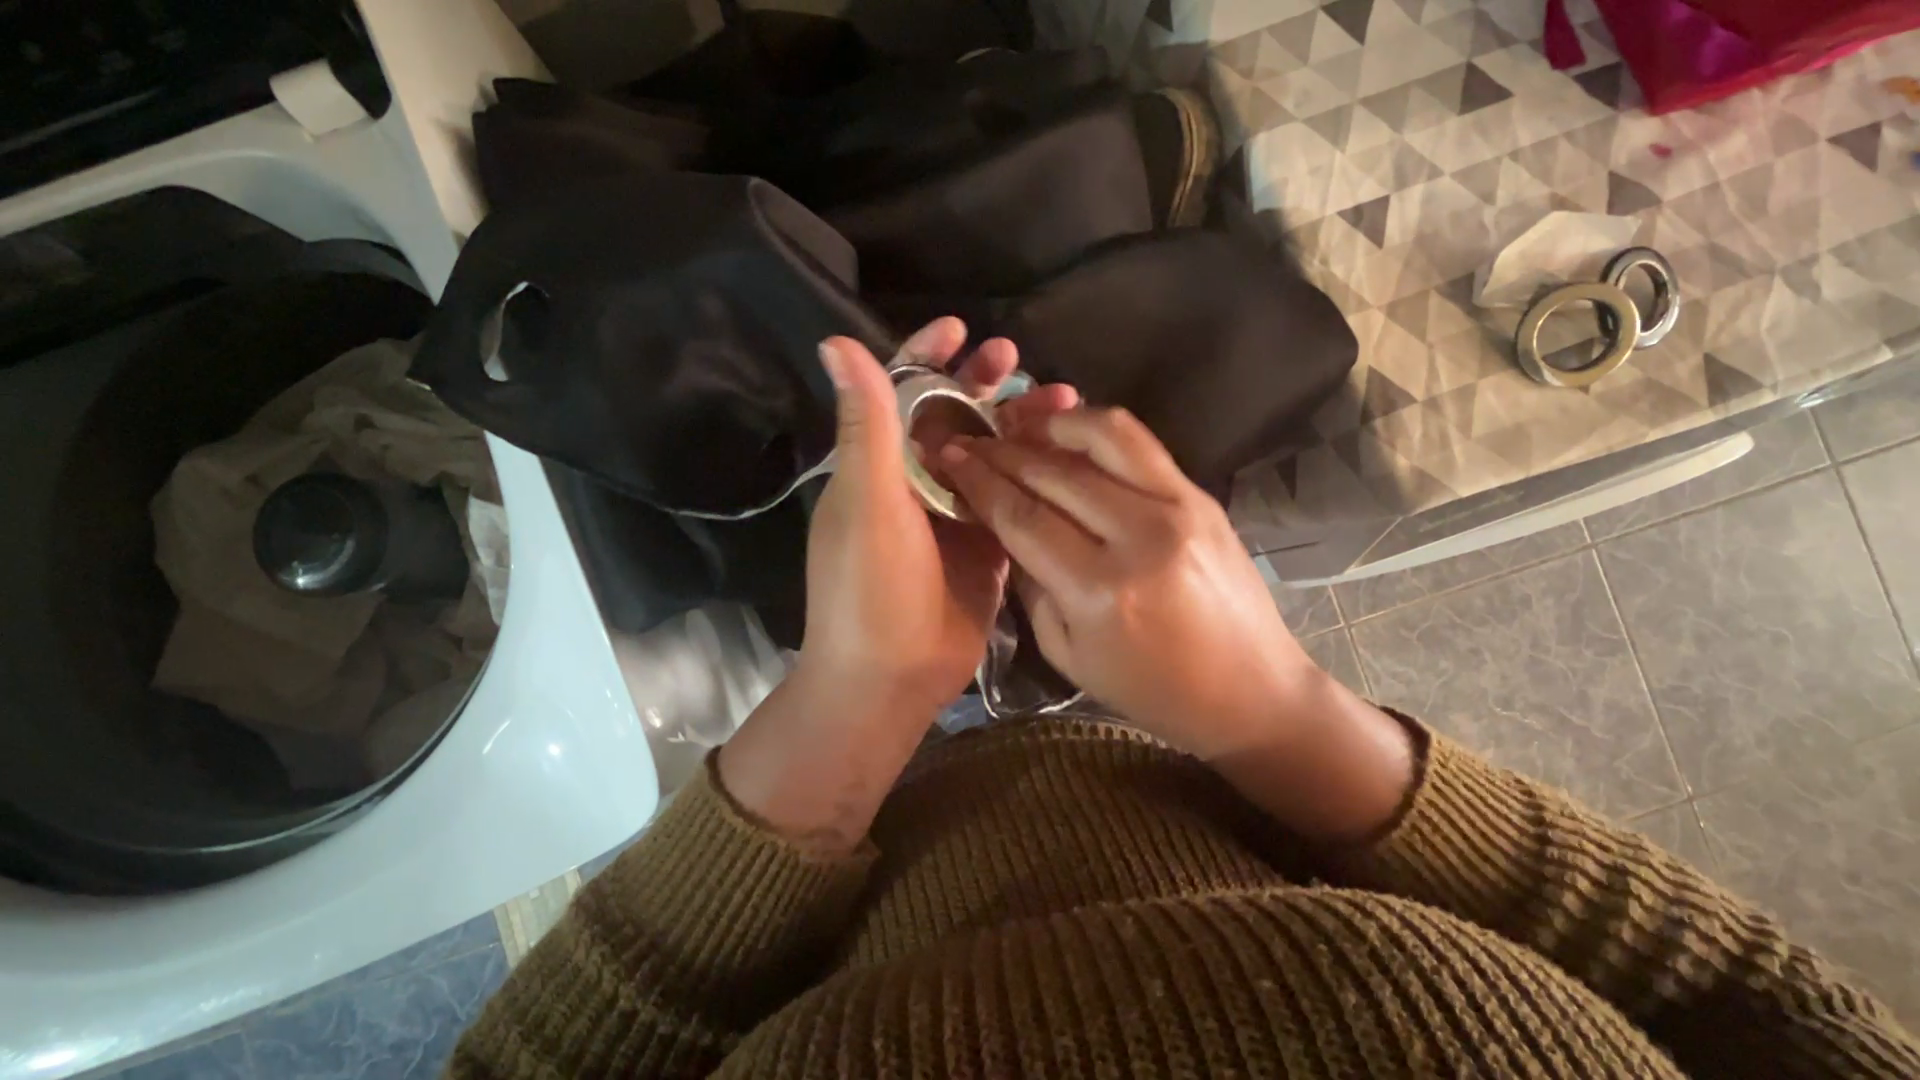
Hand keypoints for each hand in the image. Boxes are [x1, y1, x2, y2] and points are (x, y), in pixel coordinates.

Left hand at [797, 317, 1075, 714]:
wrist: (891, 677)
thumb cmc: (870, 586)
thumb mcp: (866, 500)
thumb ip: (866, 423)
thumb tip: (835, 340)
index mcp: (876, 463)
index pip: (898, 391)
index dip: (926, 355)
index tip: (961, 329)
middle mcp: (913, 480)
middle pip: (951, 414)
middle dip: (981, 383)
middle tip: (1018, 363)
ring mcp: (954, 512)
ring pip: (989, 451)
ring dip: (1019, 422)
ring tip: (1063, 400)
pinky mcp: (988, 543)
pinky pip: (1014, 494)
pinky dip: (1037, 470)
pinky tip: (1072, 454)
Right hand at [939, 407, 1414, 841]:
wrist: (1251, 692)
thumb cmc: (1152, 691)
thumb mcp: (1067, 654)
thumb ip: (1031, 584)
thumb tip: (1004, 524)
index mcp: (1098, 591)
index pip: (1021, 516)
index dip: (978, 481)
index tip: (948, 456)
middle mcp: (1138, 537)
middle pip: (1052, 473)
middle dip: (1001, 451)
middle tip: (969, 439)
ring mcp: (1177, 508)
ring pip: (1102, 437)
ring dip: (1051, 423)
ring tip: (1018, 423)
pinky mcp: (1201, 496)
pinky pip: (1140, 445)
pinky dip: (1095, 430)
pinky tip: (1067, 433)